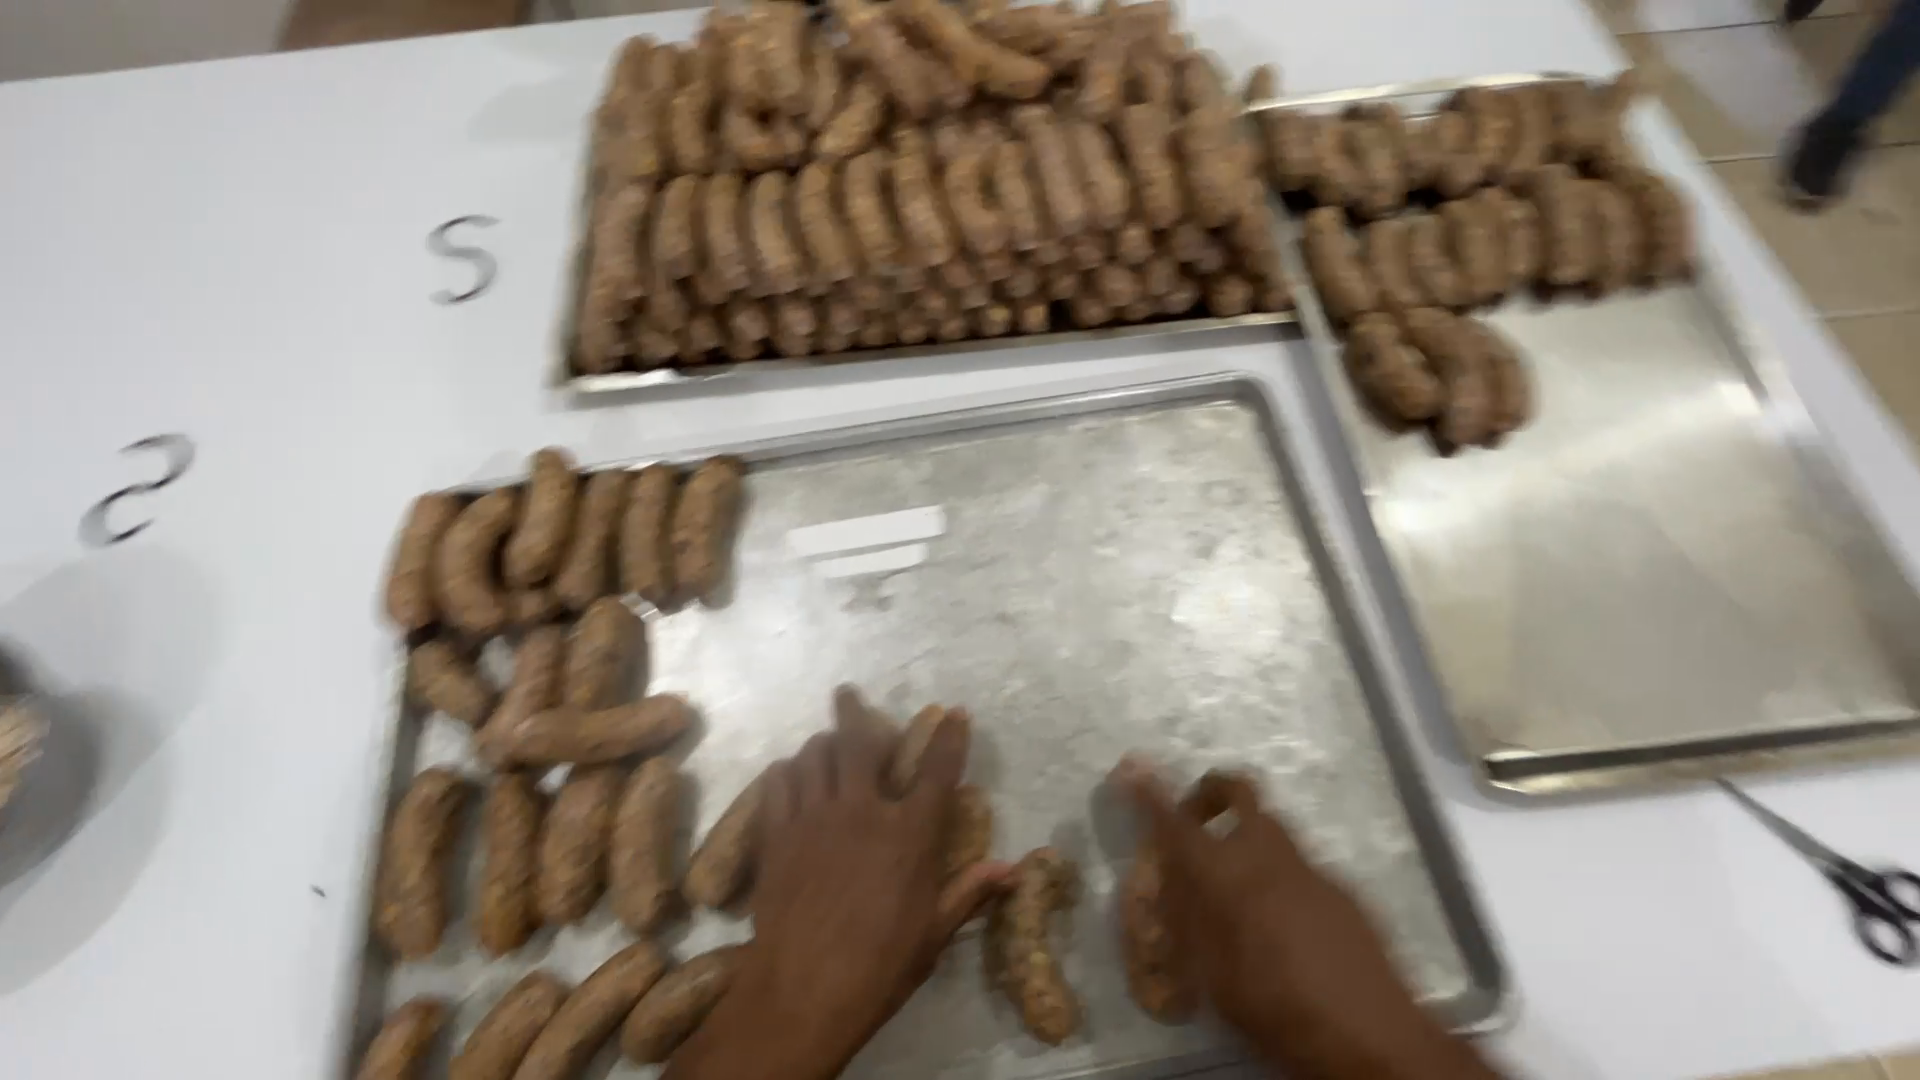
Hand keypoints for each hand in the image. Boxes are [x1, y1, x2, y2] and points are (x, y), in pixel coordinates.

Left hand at [666, 688, 1009, 1079]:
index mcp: (908, 834)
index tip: (954, 714)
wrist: (802, 993)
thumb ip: (969, 892)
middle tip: (847, 693)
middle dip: (855, 710)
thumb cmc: (879, 966)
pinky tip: (791, 778)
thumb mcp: (933, 933)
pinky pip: (778, 783)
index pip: (937, 771)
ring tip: (824, 745)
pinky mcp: (777, 835)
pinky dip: (787, 772)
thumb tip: (1013, 870)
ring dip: (821, 744)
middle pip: (857, 741)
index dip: (949, 737)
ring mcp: (814, 818)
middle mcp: (862, 811)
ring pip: (813, 755)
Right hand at [1112, 756, 1499, 1079]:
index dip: (1149, 790)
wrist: (1371, 1035)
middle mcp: (1264, 854)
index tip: (1132, 768)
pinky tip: (1283, 922)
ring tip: (1237, 883)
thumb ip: (1187, 916)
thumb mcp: (1209, 971)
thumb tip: (1170, 880)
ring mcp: (1308, 866)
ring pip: (1271, 825)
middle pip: (1237, 789)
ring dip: (1246, 834)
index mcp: (1222, 872)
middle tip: (1197, 817)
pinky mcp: (1341, 889)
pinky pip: (1298, 865)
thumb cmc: (1272, 1006)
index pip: (1174, 818)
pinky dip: (1279, 875)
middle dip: (1211, 789)